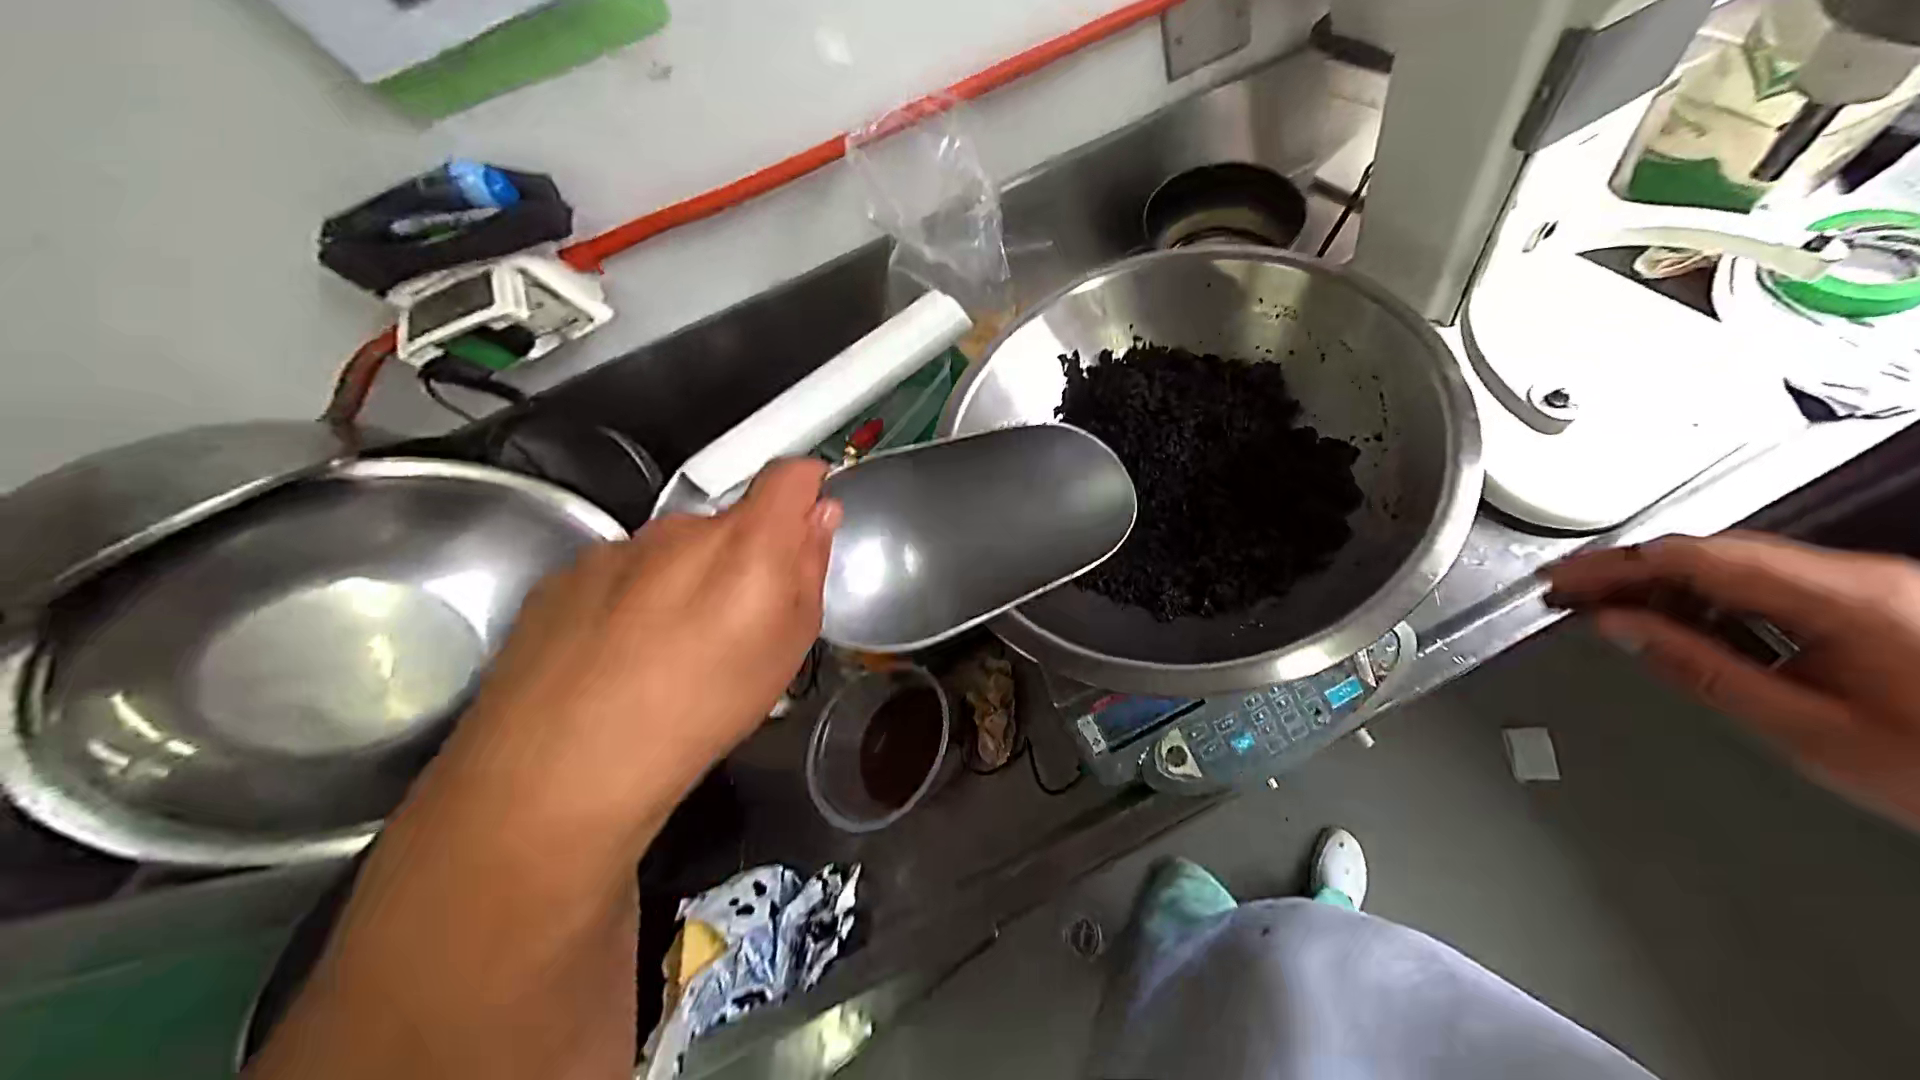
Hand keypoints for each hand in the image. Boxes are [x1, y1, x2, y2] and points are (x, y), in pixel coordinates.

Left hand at [438, 458, 840, 839]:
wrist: (564, 765)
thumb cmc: (702, 711)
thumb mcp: (786, 649)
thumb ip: (808, 570)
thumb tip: (818, 518)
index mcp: (745, 544)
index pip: (790, 476)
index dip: (808, 486)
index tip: (809, 514)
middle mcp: (680, 530)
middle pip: (728, 522)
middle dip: (742, 557)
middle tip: (737, 622)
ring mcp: (617, 548)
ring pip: (672, 550)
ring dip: (685, 581)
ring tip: (672, 651)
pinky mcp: (566, 574)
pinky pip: (621, 573)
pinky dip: (632, 599)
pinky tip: (620, 656)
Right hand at [1546, 532, 1919, 829]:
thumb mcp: (1806, 727)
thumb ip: (1700, 669)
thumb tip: (1620, 628)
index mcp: (1846, 598)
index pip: (1693, 559)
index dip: (1613, 566)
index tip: (1561, 580)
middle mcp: (1863, 577)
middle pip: (1711, 554)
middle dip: (1628, 572)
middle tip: (1570, 593)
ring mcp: (1873, 586)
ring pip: (1735, 565)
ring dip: (1663, 585)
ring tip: (1610, 608)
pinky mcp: (1874, 601)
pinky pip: (1767, 583)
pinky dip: (1706, 596)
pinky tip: (1676, 620)